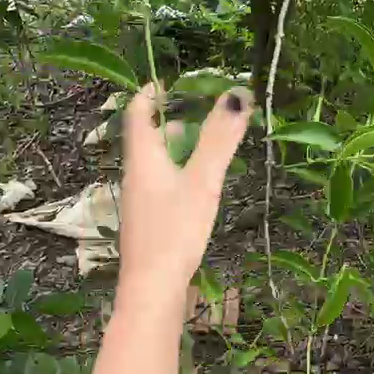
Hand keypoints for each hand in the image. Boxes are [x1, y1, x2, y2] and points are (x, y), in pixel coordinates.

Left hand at [116, 84, 250, 316]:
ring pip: (154, 166)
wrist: (152, 290)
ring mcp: (139, 203)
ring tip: (202, 152)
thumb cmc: (175, 232)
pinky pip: (160, 188)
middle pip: (147, 140)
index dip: (149, 95)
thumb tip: (238, 95)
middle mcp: (135, 177)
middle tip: (197, 117)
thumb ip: (219, 140)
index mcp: (143, 160)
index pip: (138, 115)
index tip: (164, 83)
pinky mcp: (148, 225)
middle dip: (170, 124)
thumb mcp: (202, 182)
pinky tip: (195, 193)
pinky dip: (176, 177)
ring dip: (175, 153)